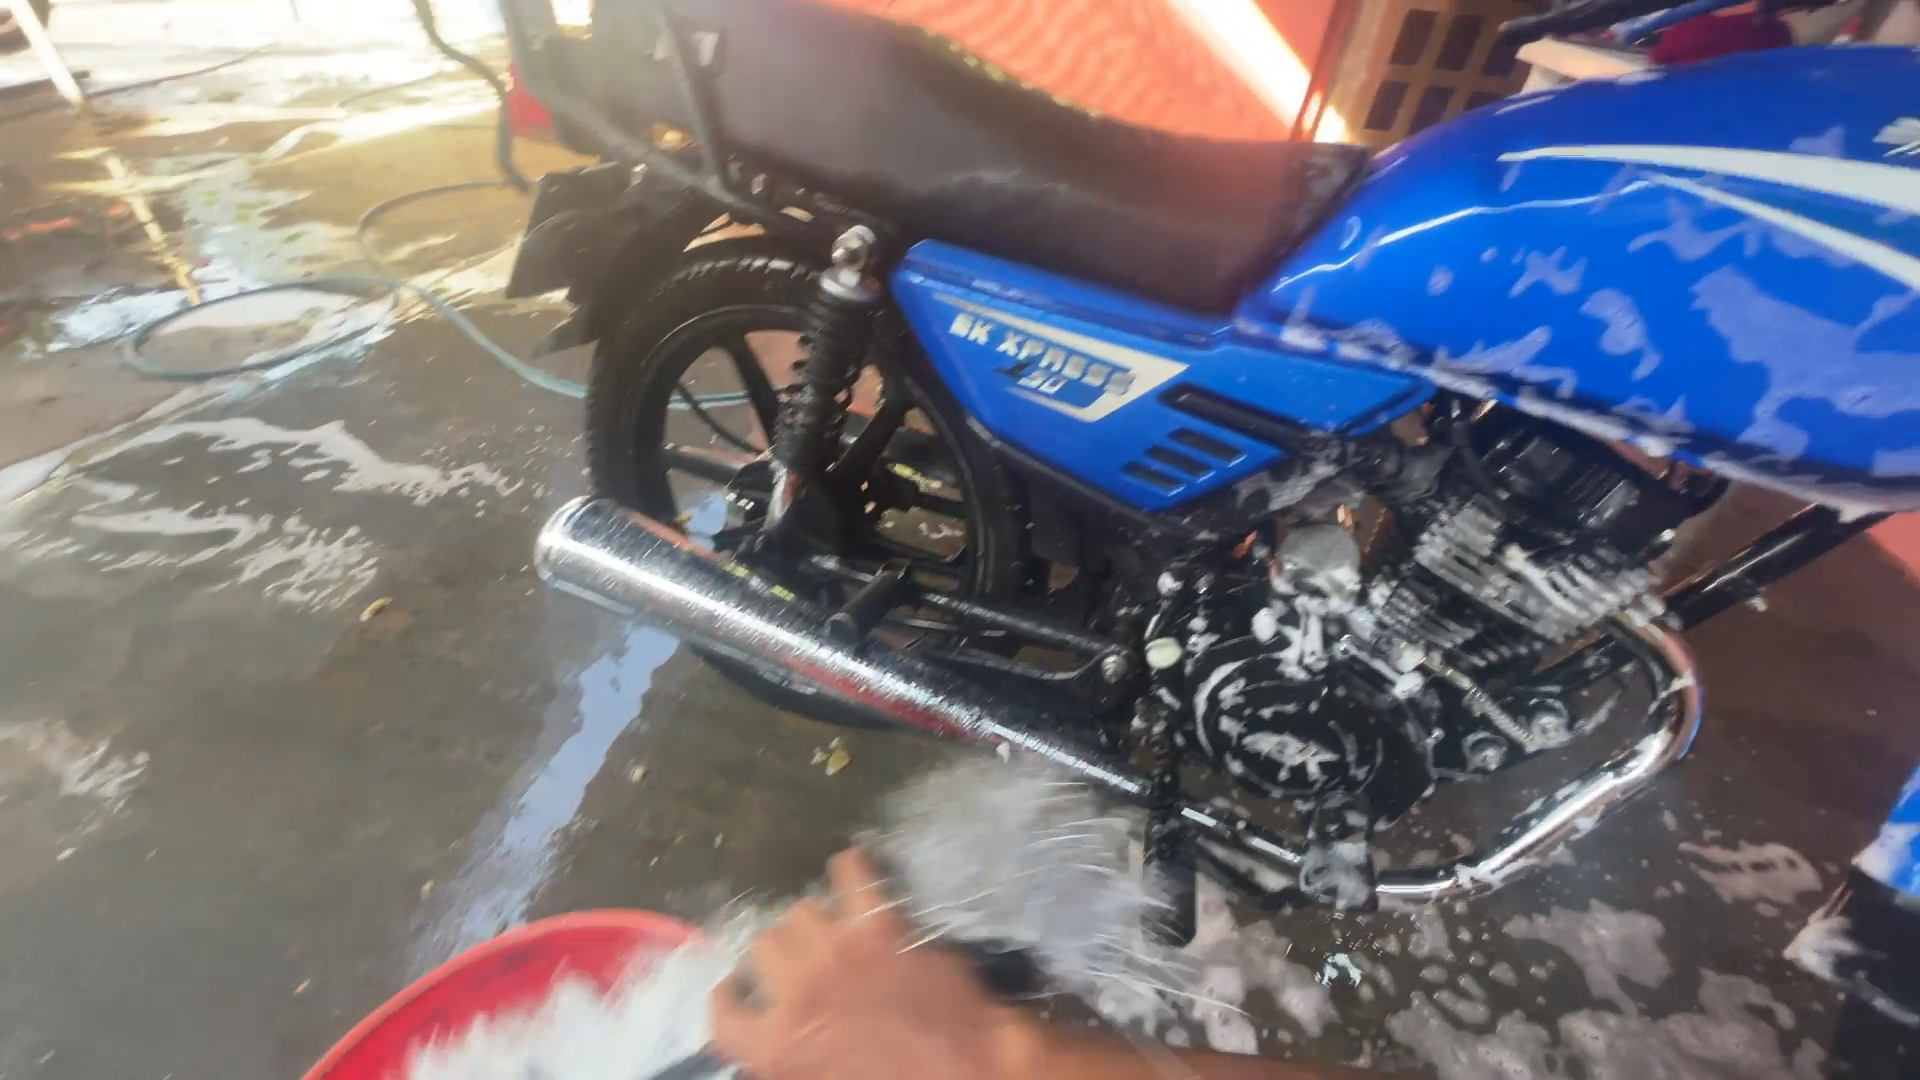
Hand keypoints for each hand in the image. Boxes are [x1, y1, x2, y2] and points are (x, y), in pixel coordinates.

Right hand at [710, 849, 1035, 1079]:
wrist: (968, 1073)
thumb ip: (789, 1058)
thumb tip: (774, 1043)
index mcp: (778, 1047)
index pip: (724, 1014)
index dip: (729, 999)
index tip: (738, 990)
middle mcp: (799, 990)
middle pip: (765, 945)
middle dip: (780, 955)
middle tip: (802, 964)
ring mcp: (841, 950)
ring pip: (802, 910)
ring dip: (812, 922)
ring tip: (829, 930)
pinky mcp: (882, 923)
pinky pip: (855, 874)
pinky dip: (851, 866)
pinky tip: (852, 867)